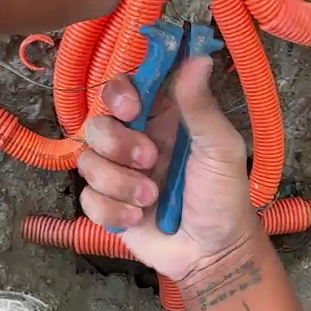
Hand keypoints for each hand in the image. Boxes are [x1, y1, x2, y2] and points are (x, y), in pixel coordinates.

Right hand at [78, 57, 264, 282]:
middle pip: (98, 122)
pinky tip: (137, 218)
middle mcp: (135, 140)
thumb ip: (202, 106)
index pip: (125, 87)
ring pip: (87, 161)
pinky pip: (87, 197)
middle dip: (118, 144)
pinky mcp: (107, 205)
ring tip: (150, 199)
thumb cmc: (223, 197)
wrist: (211, 254)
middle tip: (149, 161)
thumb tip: (199, 56)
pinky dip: (112, 210)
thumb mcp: (221, 149)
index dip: (120, 92)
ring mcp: (118, 173)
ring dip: (119, 183)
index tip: (132, 109)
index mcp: (163, 118)